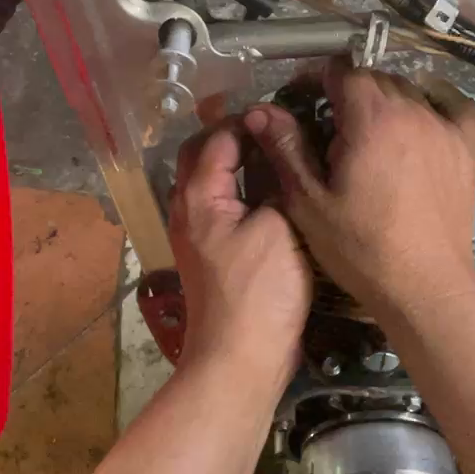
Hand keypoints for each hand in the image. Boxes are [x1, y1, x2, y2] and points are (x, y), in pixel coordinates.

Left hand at [167, 120, 313, 388]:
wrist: (238, 360)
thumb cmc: (260, 292)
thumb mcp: (281, 228)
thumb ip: (278, 181)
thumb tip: (281, 146)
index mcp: (200, 195)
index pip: (218, 136)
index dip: (250, 119)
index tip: (286, 113)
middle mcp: (187, 207)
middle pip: (202, 153)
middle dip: (235, 134)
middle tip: (277, 128)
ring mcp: (195, 232)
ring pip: (210, 178)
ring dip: (236, 161)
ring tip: (278, 154)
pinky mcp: (210, 252)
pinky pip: (220, 202)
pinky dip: (240, 187)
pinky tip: (274, 193)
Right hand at [243, 61, 474, 319]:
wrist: (425, 285)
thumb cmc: (360, 247)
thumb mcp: (309, 202)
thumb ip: (285, 149)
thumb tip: (260, 110)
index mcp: (371, 118)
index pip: (341, 71)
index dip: (317, 79)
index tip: (303, 101)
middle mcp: (411, 110)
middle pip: (374, 77)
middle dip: (348, 91)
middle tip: (330, 124)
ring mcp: (443, 126)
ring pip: (408, 89)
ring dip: (384, 99)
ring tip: (368, 131)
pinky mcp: (465, 146)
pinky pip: (451, 103)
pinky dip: (433, 100)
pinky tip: (419, 116)